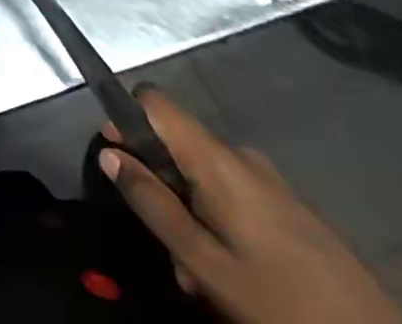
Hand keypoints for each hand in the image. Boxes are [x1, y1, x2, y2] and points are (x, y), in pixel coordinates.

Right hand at [99, 89, 401, 323]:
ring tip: (195, 265)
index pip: (157, 103)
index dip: (125, 115)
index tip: (113, 151)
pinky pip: (233, 195)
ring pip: (203, 176)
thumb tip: (108, 154)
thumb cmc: (282, 299)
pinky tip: (227, 266)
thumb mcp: (203, 259)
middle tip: (160, 235)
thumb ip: (151, 203)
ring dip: (186, 208)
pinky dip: (215, 220)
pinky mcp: (293, 210)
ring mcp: (274, 185)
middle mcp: (245, 160)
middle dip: (157, 181)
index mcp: (219, 162)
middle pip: (176, 145)